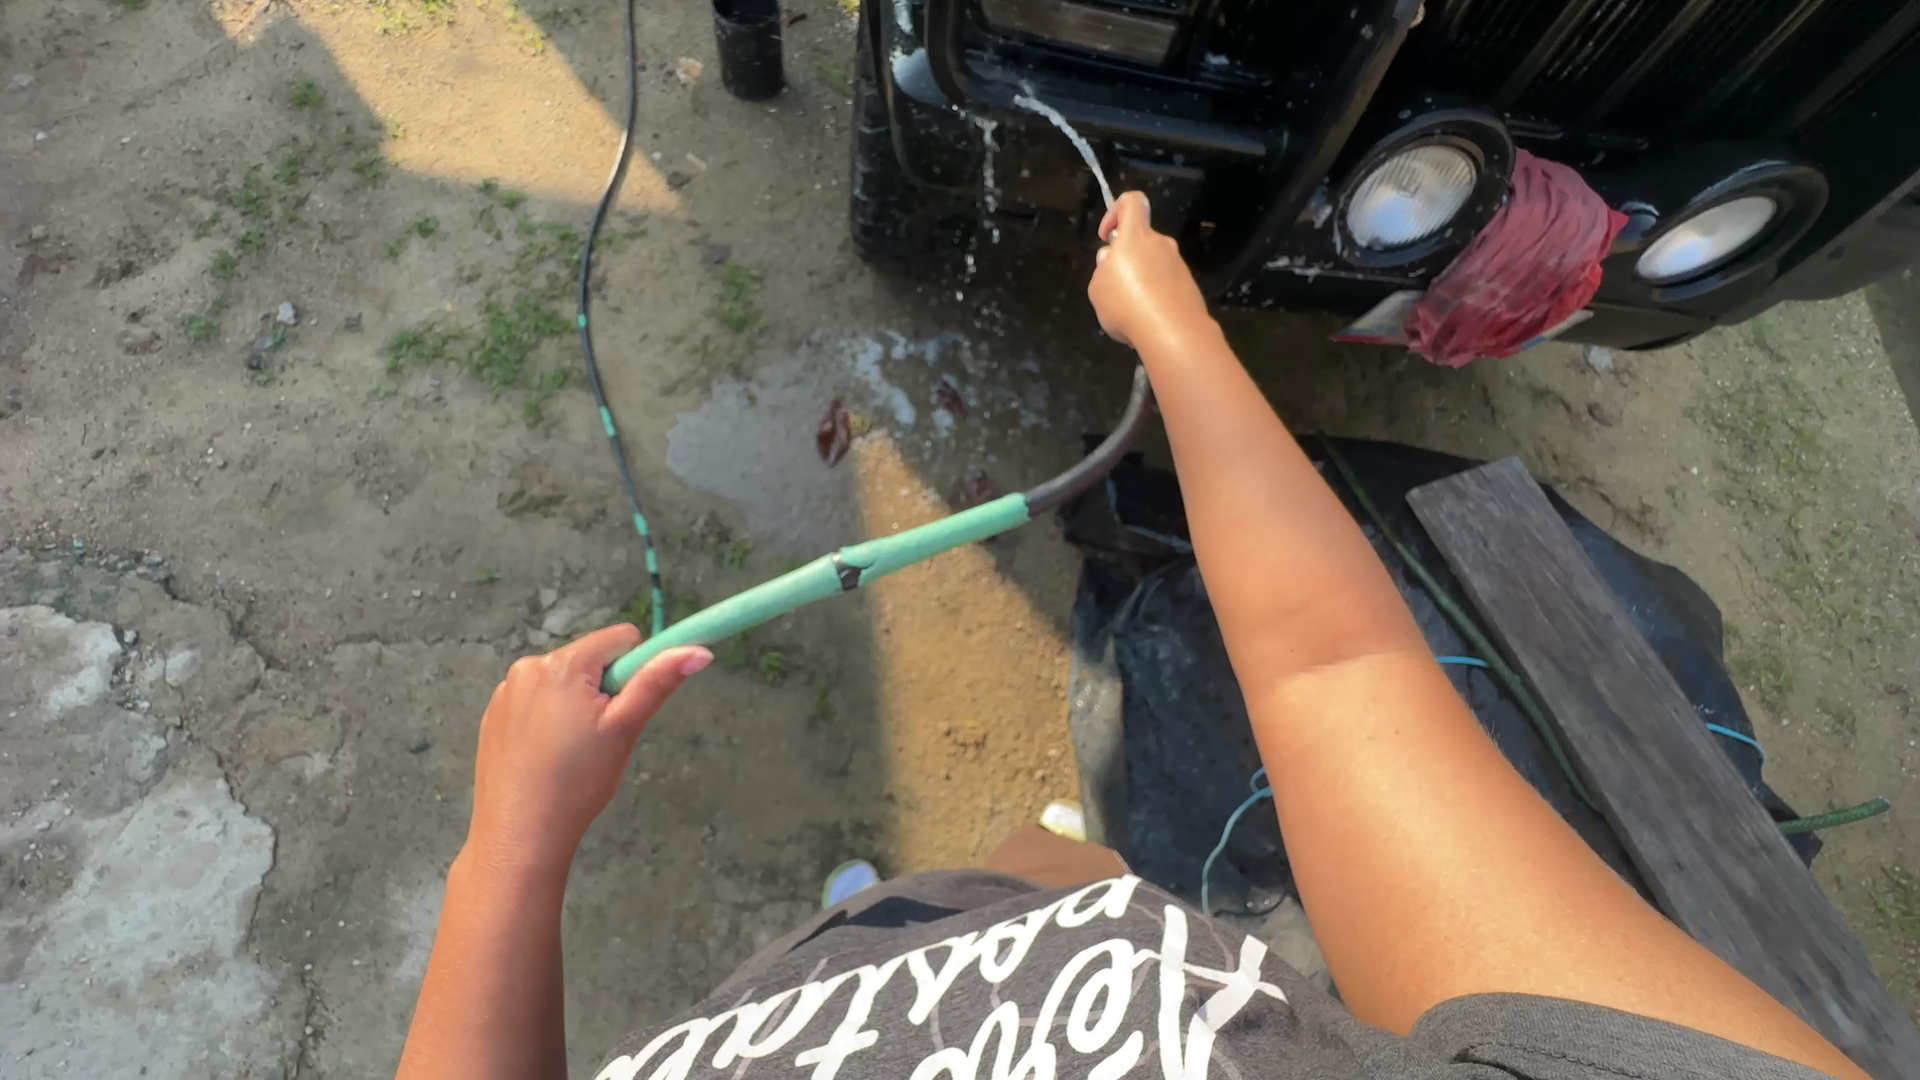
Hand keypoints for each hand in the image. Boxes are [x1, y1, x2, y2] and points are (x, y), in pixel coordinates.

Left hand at [465, 625, 710, 879]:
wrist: (519, 836)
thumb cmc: (577, 781)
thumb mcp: (626, 727)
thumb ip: (660, 681)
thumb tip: (699, 651)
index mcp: (562, 664)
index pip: (622, 639)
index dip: (635, 671)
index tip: (626, 708)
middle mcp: (528, 666)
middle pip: (593, 658)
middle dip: (606, 688)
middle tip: (603, 734)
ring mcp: (506, 691)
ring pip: (567, 679)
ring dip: (580, 701)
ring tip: (576, 748)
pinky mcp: (494, 714)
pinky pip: (540, 697)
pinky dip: (552, 715)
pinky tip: (551, 753)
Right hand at [1088, 191, 1213, 347]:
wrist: (1172, 331)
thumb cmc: (1126, 303)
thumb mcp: (1098, 289)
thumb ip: (1103, 270)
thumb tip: (1110, 259)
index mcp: (1135, 237)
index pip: (1132, 203)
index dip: (1116, 211)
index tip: (1106, 235)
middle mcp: (1160, 244)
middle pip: (1141, 241)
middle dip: (1125, 260)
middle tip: (1113, 288)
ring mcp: (1178, 265)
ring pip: (1153, 265)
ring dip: (1139, 281)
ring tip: (1129, 311)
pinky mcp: (1188, 286)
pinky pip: (1165, 285)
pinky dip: (1153, 297)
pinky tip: (1146, 321)